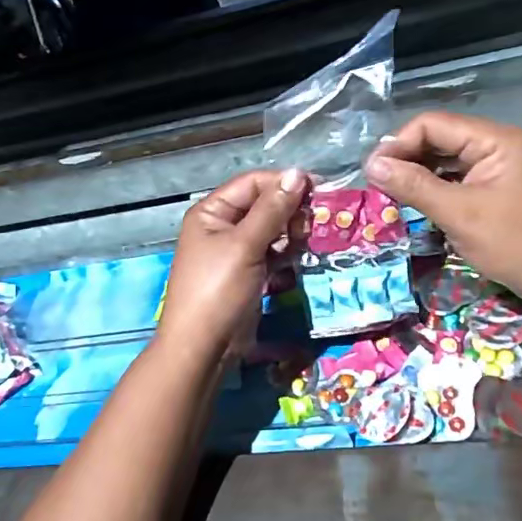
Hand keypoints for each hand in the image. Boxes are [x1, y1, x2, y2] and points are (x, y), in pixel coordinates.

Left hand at [157, 168, 307, 354]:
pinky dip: (286, 254)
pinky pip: (272, 255)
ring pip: (271, 231)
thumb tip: (297, 174)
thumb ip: (272, 210)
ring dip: (291, 233)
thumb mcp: (245, 246)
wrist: (203, 346)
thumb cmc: (218, 289)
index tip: (319, 189)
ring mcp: (234, 253)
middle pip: (263, 205)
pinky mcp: (247, 275)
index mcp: (211, 212)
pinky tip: (300, 259)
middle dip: (290, 210)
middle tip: (313, 223)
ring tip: (307, 242)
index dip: (283, 183)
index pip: (252, 183)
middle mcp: (221, 227)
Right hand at [365, 113, 521, 305]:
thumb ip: (414, 186)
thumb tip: (371, 165)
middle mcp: (500, 144)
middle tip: (378, 187)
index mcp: (497, 140)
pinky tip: (420, 204)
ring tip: (393, 196)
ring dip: (418, 174)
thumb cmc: (519, 245)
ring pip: (447, 159)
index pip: (433, 125)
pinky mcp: (502, 187)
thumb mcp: (459, 215)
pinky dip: (436, 187)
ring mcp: (503, 166)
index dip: (399, 145)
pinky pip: (460, 177)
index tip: (373, 174)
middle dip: (406, 159)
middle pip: (439, 138)